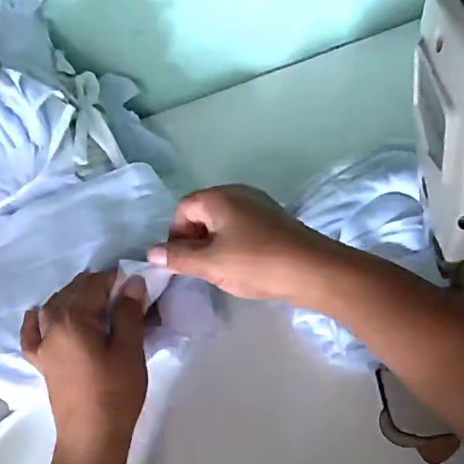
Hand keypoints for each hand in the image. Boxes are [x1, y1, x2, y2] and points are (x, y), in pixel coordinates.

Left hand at [21, 270, 148, 455]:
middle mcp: (51, 325)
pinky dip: (35, 320)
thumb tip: (131, 282)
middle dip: (97, 287)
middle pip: (72, 292)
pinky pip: (31, 333)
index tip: (137, 283)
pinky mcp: (40, 363)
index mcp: (73, 318)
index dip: (117, 280)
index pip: (95, 285)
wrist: (91, 437)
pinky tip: (37, 314)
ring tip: (96, 303)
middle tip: (125, 294)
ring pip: (52, 307)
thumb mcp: (129, 350)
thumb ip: (128, 313)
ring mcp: (42, 345)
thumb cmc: (115, 393)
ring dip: (72, 298)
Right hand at [147, 185, 350, 302]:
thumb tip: (151, 252)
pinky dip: (234, 245)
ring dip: (214, 245)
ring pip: (223, 222)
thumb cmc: (255, 262)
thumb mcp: (210, 264)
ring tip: (220, 270)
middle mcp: (238, 193)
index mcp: (218, 197)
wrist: (312, 270)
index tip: (181, 260)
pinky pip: (242, 229)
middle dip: (194, 240)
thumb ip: (178, 258)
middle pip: (203, 213)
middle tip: (199, 268)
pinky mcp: (274, 221)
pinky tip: (242, 267)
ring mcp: (259, 205)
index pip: (183, 209)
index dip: (175, 235)